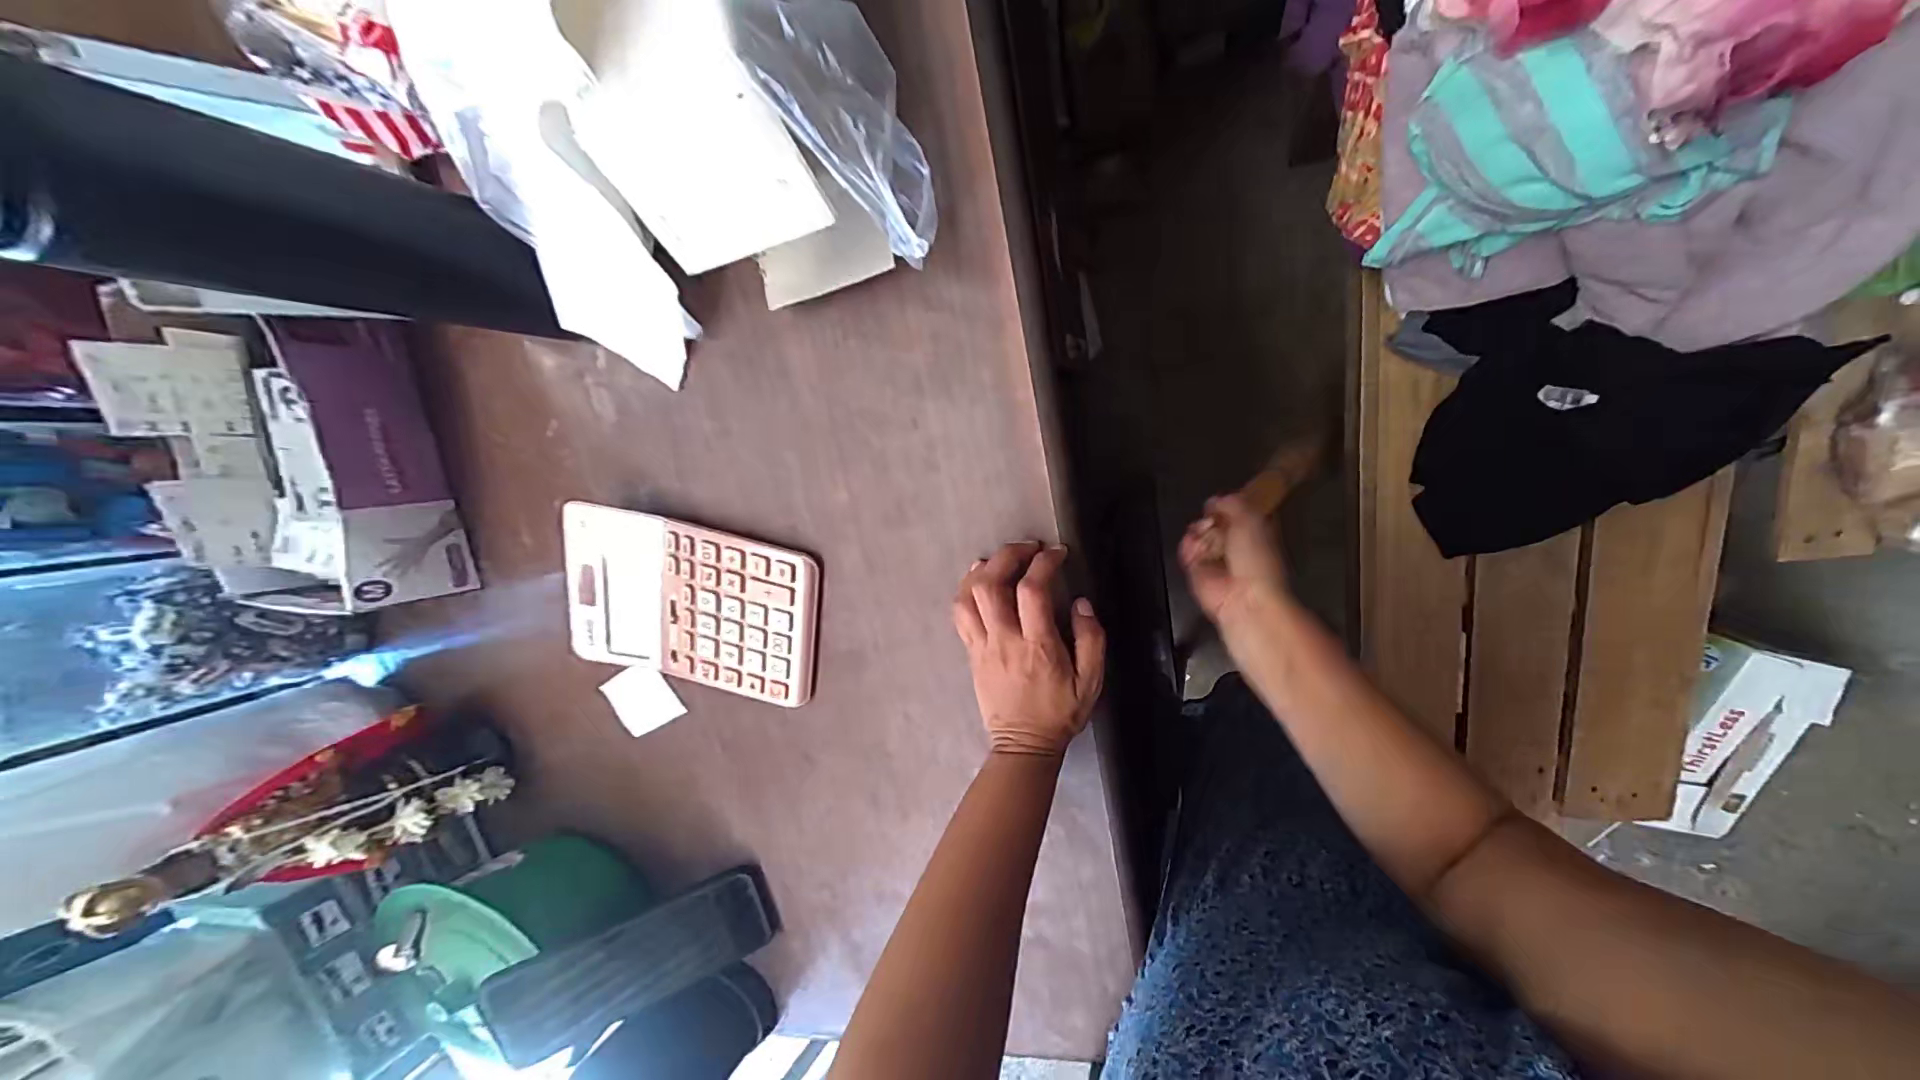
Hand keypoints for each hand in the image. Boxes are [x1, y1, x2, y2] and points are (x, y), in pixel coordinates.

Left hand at [951, 542, 1105, 757]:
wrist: (1023, 745)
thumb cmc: (1060, 712)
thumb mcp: (1091, 681)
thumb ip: (1091, 639)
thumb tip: (1080, 603)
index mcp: (1038, 646)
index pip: (1033, 591)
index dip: (1044, 563)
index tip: (1057, 553)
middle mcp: (1004, 641)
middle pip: (991, 584)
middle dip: (1009, 555)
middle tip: (1028, 548)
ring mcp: (982, 646)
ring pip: (969, 596)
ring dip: (983, 569)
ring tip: (1002, 559)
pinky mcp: (971, 652)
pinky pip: (960, 613)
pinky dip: (967, 588)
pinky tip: (978, 578)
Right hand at [1178, 493, 1289, 624]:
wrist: (1243, 596)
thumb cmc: (1256, 558)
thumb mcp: (1250, 519)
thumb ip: (1233, 503)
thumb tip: (1215, 499)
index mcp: (1254, 530)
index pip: (1237, 510)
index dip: (1228, 503)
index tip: (1221, 500)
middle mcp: (1234, 543)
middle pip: (1213, 520)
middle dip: (1209, 516)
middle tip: (1211, 519)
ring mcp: (1214, 556)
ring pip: (1197, 533)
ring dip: (1198, 531)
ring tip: (1204, 533)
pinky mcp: (1196, 569)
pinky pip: (1186, 550)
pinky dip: (1188, 546)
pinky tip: (1195, 546)